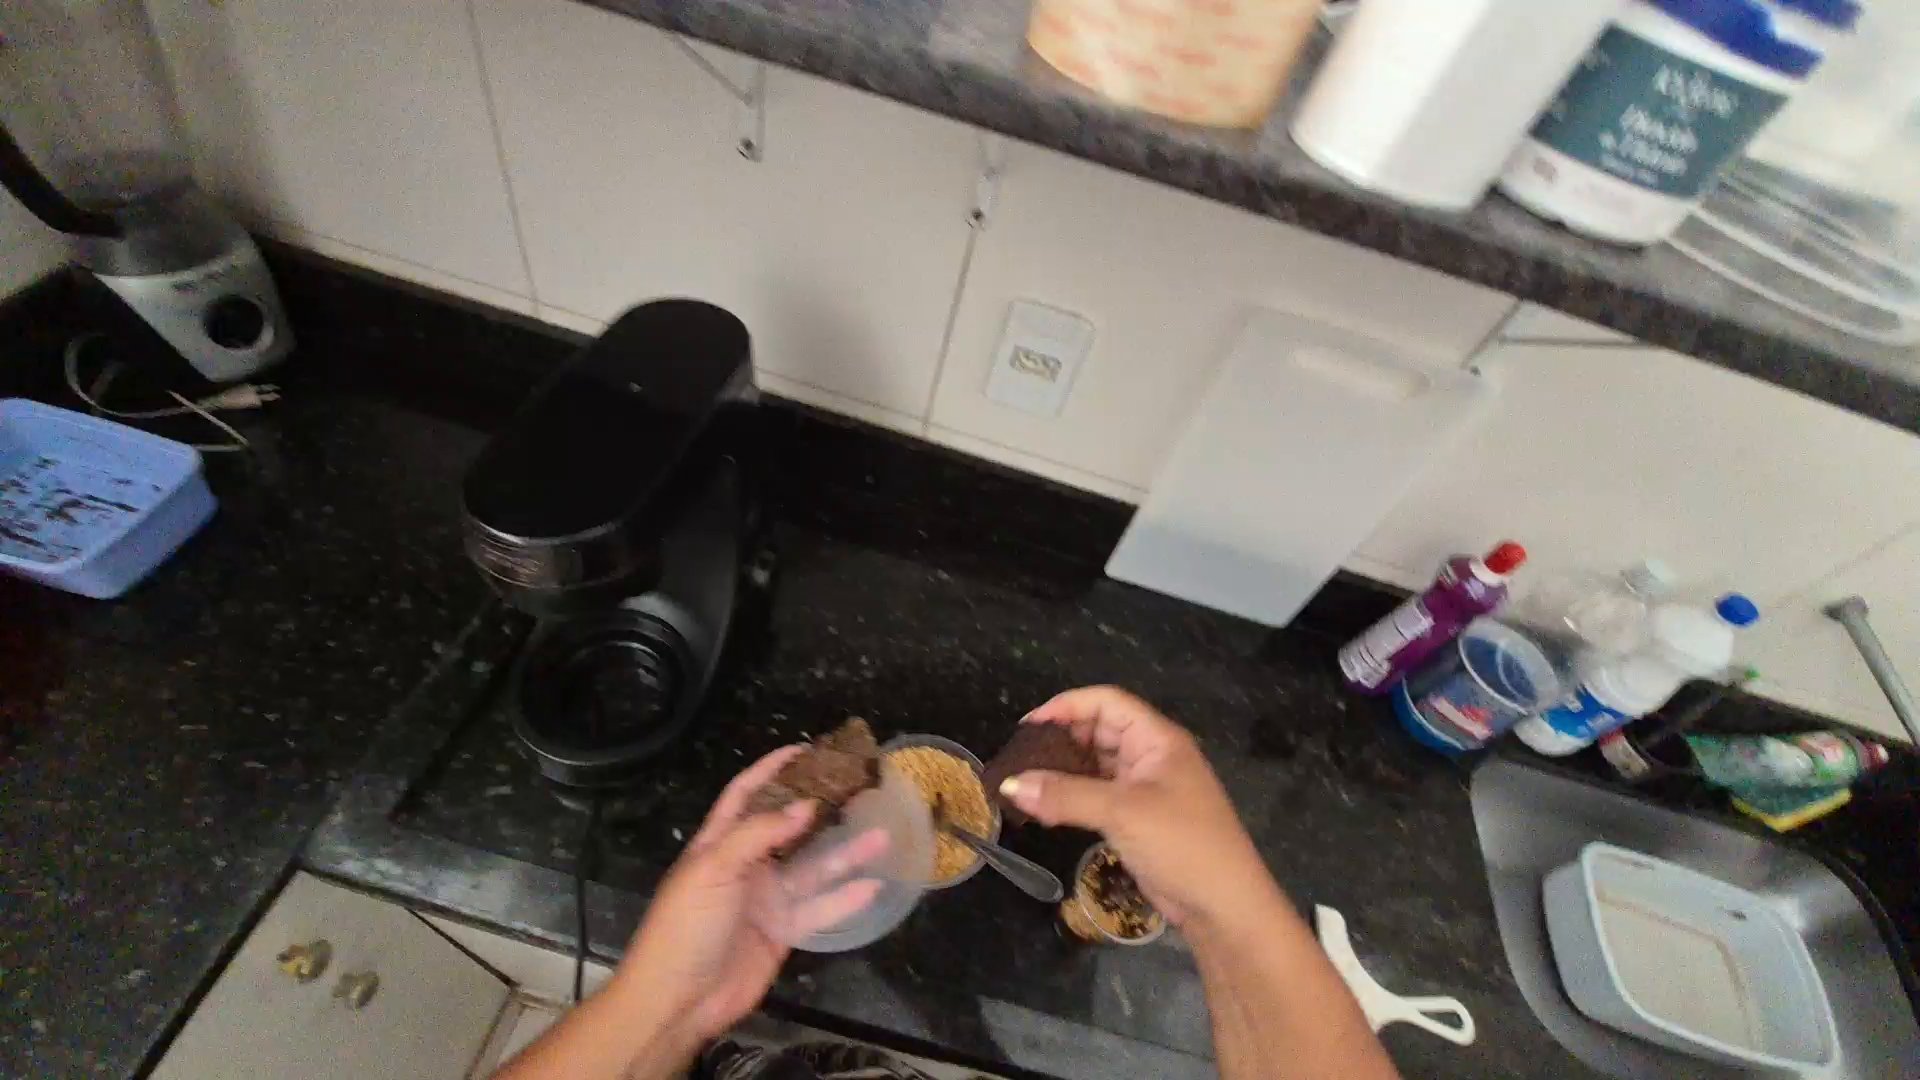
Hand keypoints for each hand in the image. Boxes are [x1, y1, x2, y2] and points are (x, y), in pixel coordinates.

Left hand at [611, 746, 884, 1046]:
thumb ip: (760, 833)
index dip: (771, 768)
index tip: (805, 750)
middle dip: (820, 806)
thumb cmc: (686, 925)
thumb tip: (806, 805)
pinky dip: (846, 898)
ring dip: (847, 853)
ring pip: (814, 867)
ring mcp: (767, 897)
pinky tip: (873, 885)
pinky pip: (819, 909)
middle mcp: (748, 863)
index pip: (746, 792)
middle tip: (856, 786)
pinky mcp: (783, 929)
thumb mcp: (714, 869)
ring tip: (882, 834)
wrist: (677, 1003)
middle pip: (789, 826)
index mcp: (720, 842)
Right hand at [998, 686, 1279, 931]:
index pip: (1107, 702)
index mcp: (1157, 738)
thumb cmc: (1182, 844)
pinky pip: (1098, 793)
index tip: (1029, 726)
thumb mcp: (1122, 812)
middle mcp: (1151, 755)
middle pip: (1099, 729)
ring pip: (1096, 763)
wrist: (1225, 909)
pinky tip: (1046, 806)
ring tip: (1026, 780)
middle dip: (1062, 738)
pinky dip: (1072, 795)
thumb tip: (1009, 785)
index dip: (1067, 705)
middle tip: (1022, 755)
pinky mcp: (1138, 817)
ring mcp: (1145, 787)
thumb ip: (1065, 796)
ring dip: (1064, 769)